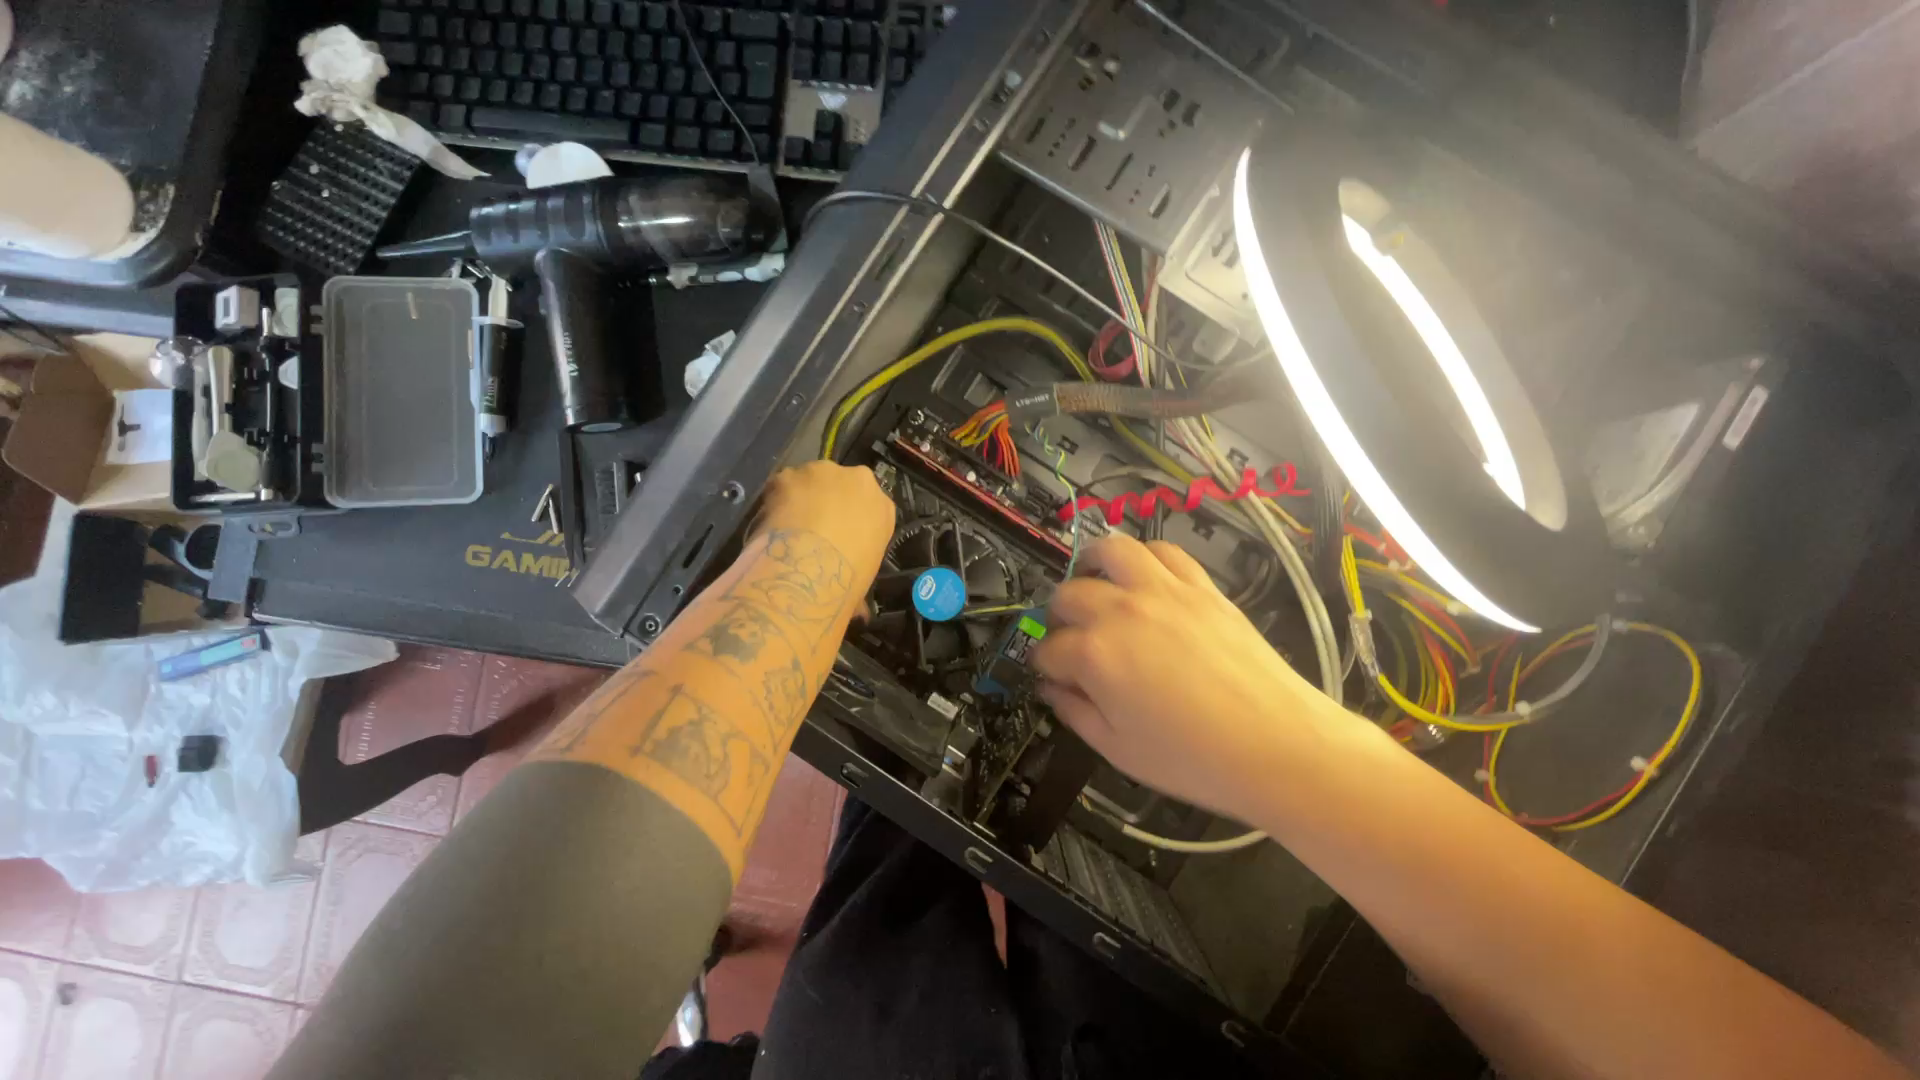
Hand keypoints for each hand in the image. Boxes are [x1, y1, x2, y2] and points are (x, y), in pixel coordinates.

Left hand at [752, 462, 895, 593]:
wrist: (813, 566)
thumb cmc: (848, 579)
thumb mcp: (865, 580)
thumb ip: (860, 577)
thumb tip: (860, 613)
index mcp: (882, 506)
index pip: (869, 506)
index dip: (850, 520)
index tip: (837, 536)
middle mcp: (858, 480)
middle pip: (840, 485)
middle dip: (826, 501)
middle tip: (810, 531)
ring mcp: (823, 472)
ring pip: (809, 481)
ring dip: (800, 498)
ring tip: (786, 529)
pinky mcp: (789, 474)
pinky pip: (781, 486)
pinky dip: (774, 502)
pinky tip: (769, 526)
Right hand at [1032, 535, 1354, 820]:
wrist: (1277, 744)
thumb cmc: (1192, 758)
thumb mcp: (1118, 749)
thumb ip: (1076, 713)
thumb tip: (1054, 689)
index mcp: (1093, 655)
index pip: (1048, 650)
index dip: (1044, 666)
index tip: (1053, 678)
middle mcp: (1120, 611)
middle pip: (1069, 595)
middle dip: (1059, 618)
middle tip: (1070, 638)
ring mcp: (1163, 591)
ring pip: (1110, 551)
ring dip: (1091, 564)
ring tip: (1092, 580)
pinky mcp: (1201, 586)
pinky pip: (1163, 551)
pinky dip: (1144, 557)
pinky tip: (1143, 575)